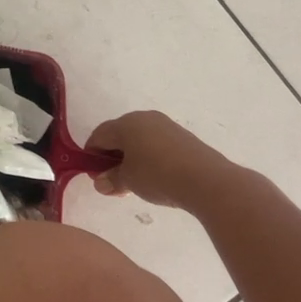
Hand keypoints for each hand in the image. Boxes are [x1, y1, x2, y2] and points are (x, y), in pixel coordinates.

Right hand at [87, 110, 243, 209]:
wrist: (208, 181)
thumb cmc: (158, 175)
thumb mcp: (129, 181)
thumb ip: (111, 180)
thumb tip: (100, 183)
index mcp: (126, 123)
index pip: (99, 135)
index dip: (92, 155)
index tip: (94, 176)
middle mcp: (144, 118)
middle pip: (119, 136)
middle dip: (113, 158)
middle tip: (114, 181)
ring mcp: (166, 126)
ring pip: (140, 141)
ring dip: (132, 159)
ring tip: (136, 183)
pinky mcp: (184, 138)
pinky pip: (157, 145)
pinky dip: (150, 159)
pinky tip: (156, 178)